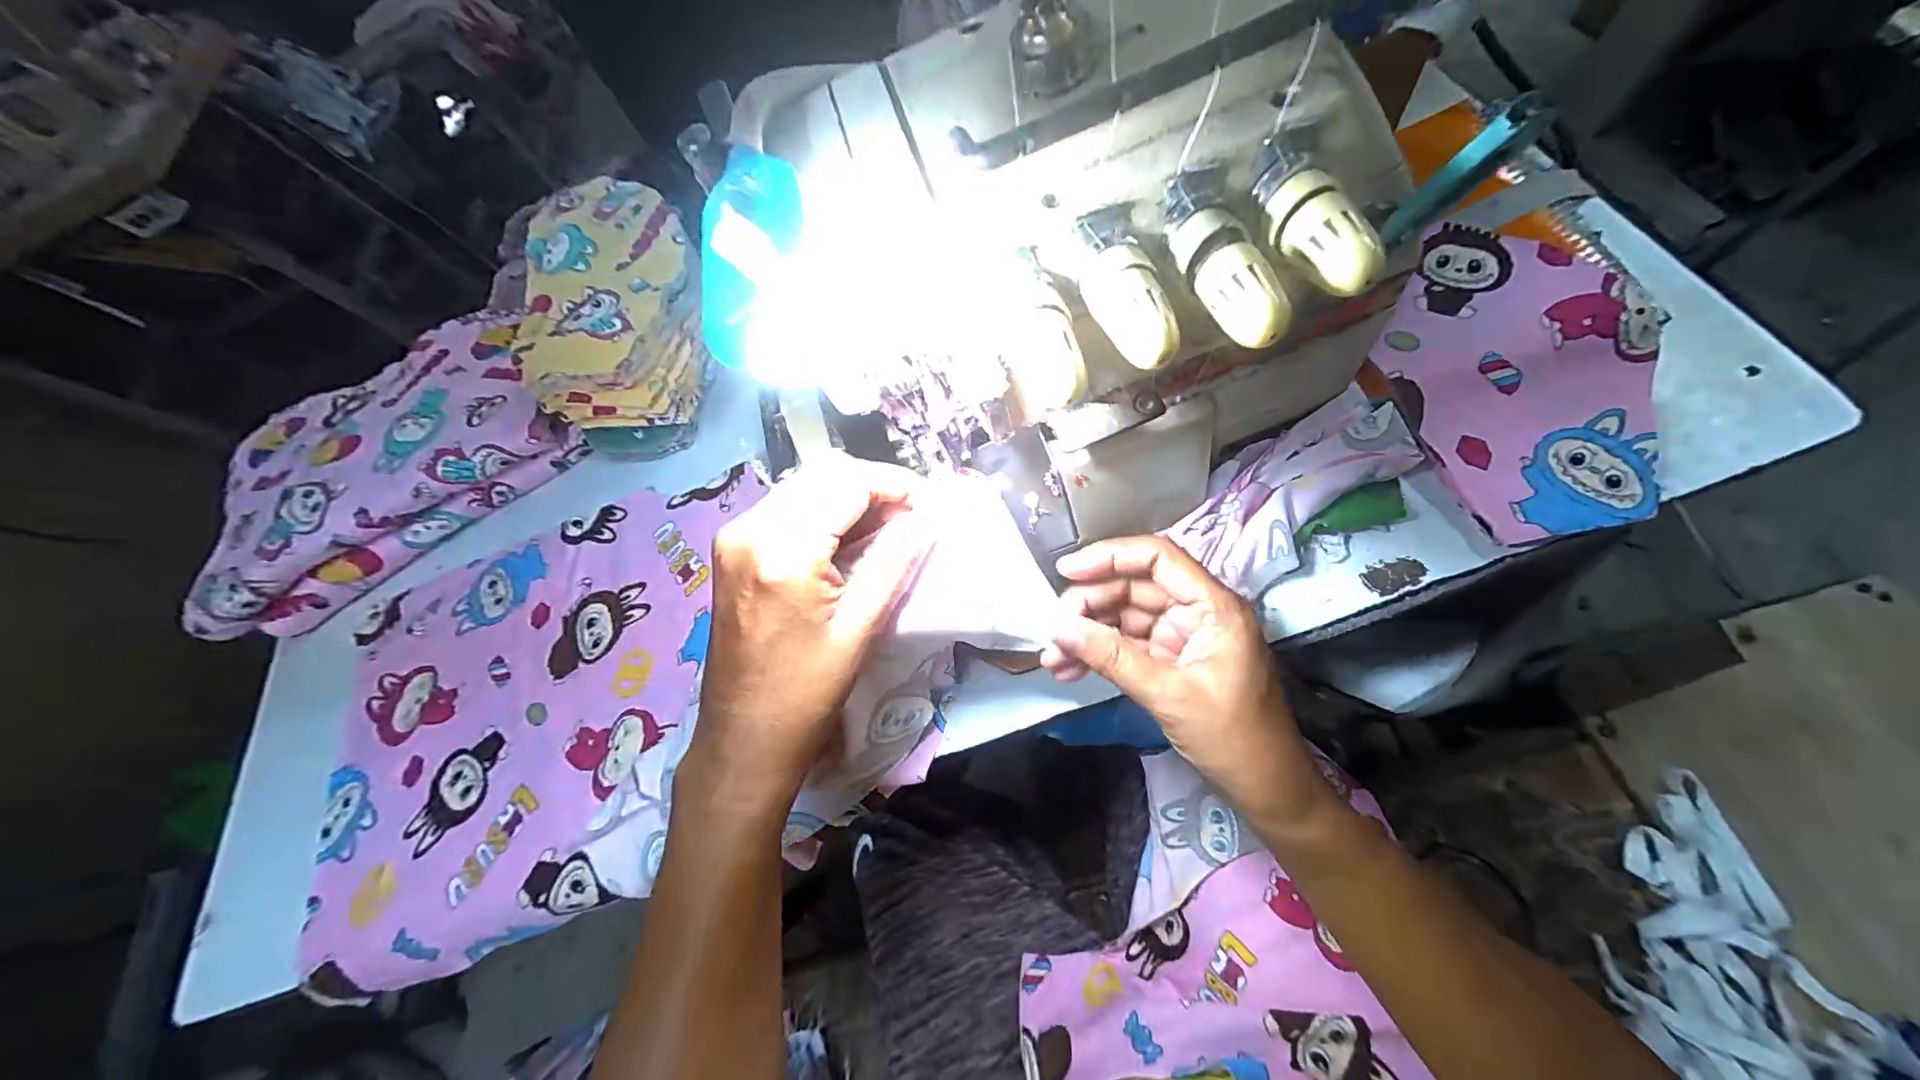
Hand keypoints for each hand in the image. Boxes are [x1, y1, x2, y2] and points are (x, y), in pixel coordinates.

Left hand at [693, 458, 931, 797]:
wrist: (744, 737)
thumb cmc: (806, 695)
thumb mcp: (861, 627)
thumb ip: (895, 560)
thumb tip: (925, 517)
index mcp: (782, 551)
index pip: (846, 483)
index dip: (894, 484)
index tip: (929, 504)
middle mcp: (749, 528)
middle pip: (823, 474)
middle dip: (873, 485)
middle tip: (912, 515)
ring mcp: (734, 536)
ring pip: (805, 485)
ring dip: (849, 495)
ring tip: (888, 526)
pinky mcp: (732, 548)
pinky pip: (787, 507)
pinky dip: (823, 511)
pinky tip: (849, 537)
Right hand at [1038, 536, 1339, 830]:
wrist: (1266, 788)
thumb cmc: (1234, 738)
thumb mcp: (1170, 695)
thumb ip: (1113, 657)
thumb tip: (1060, 629)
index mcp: (1214, 607)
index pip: (1158, 558)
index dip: (1110, 556)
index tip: (1068, 571)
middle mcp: (1198, 613)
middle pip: (1134, 588)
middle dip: (1090, 605)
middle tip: (1054, 629)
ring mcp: (1183, 637)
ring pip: (1125, 617)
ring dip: (1087, 634)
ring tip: (1053, 656)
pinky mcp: (1171, 661)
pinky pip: (1127, 645)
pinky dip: (1099, 654)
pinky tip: (1069, 668)